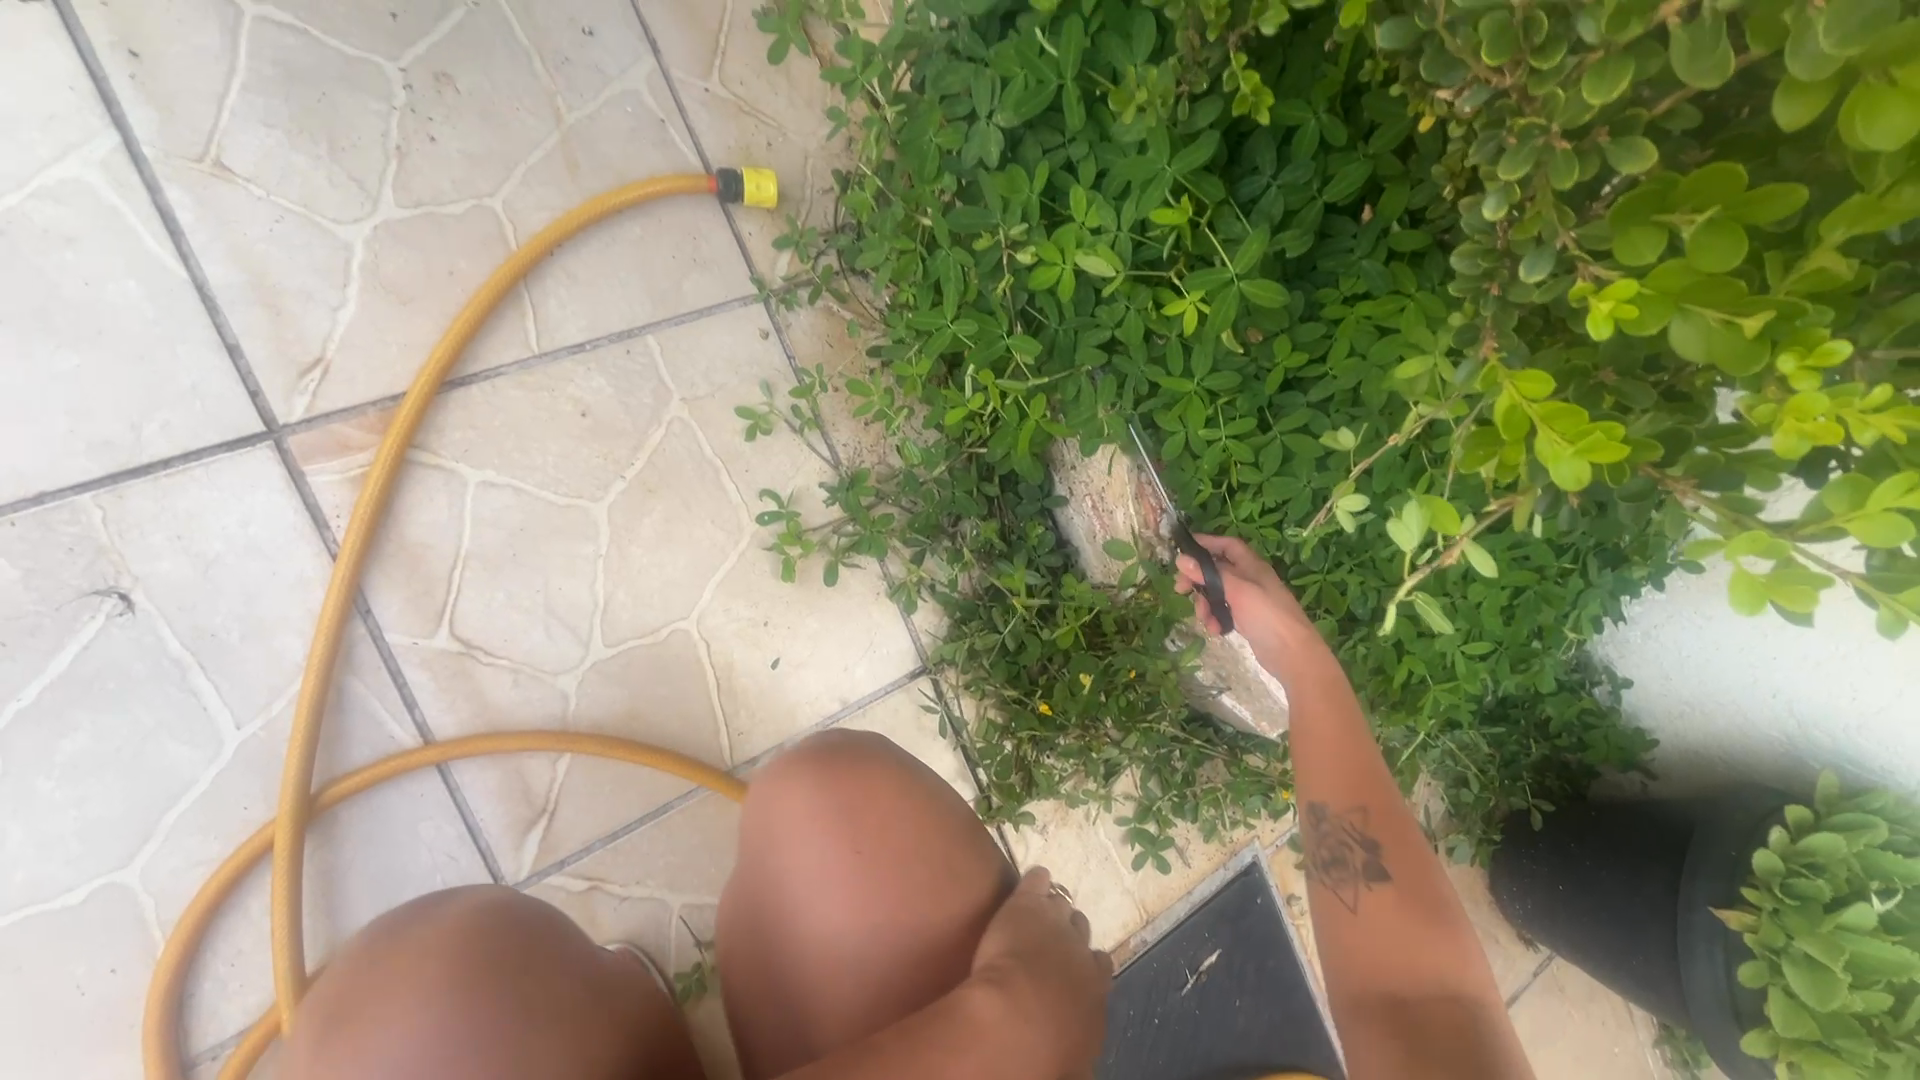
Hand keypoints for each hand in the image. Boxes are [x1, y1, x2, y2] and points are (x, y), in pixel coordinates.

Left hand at [968, 868, 1112, 1078]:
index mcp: (1094, 991)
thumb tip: (1081, 1069)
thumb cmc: (1045, 1052)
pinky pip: (1039, 880)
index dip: (1088, 964)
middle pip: (1082, 931)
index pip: (1101, 966)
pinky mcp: (1027, 904)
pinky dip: (1038, 878)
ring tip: (1042, 907)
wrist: (1018, 1019)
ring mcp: (1056, 925)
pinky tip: (1035, 877)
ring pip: (1061, 906)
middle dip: (1071, 932)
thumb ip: (1080, 1055)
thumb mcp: (1073, 1061)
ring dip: (1053, 907)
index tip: (1075, 967)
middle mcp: (1080, 954)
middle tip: (1054, 936)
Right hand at [1173, 532, 1332, 688]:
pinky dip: (1215, 618)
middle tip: (1180, 589)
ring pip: (1217, 593)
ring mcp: (1248, 600)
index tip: (1183, 552)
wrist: (1293, 653)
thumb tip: (1180, 559)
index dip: (1207, 543)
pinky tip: (1215, 629)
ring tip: (1203, 618)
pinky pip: (1223, 612)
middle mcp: (1250, 579)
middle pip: (1217, 570)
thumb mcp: (1237, 591)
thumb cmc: (1267, 615)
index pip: (1228, 545)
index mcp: (1252, 566)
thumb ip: (1210, 574)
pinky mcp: (1246, 619)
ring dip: (1205, 603)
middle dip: (1198, 579)